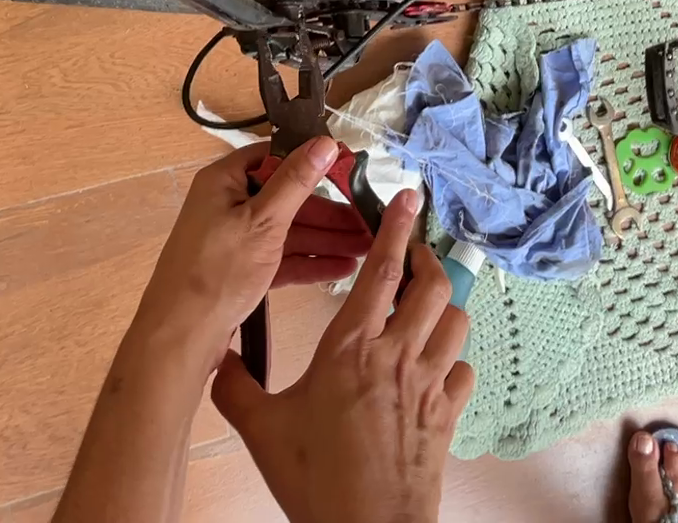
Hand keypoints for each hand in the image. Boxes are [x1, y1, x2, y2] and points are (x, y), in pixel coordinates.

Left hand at [132, 137, 372, 367]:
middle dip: (328, 212)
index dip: (311, 160)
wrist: (180, 338)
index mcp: (225, 180)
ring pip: (288, 230)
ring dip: (325, 238)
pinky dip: (309, 261)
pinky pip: (281, 257)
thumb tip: (325, 142)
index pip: (274, 156)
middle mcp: (229, 204)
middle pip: (287, 198)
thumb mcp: (264, 221)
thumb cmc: (218, 270)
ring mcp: (236, 238)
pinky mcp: (242, 269)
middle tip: (368, 219)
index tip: (349, 167)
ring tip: (367, 246)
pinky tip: (343, 268)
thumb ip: (297, 181)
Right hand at [211, 188, 473, 522]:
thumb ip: (235, 386)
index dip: (396, 228)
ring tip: (425, 305)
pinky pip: (464, 371)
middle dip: (428, 259)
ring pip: (455, 322)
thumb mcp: (262, 429)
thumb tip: (214, 360)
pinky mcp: (447, 416)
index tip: (408, 198)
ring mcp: (428, 385)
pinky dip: (455, 358)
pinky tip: (438, 365)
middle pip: (431, 286)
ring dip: (444, 306)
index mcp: (351, 346)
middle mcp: (397, 355)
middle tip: (414, 253)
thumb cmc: (316, 479)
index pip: (381, 271)